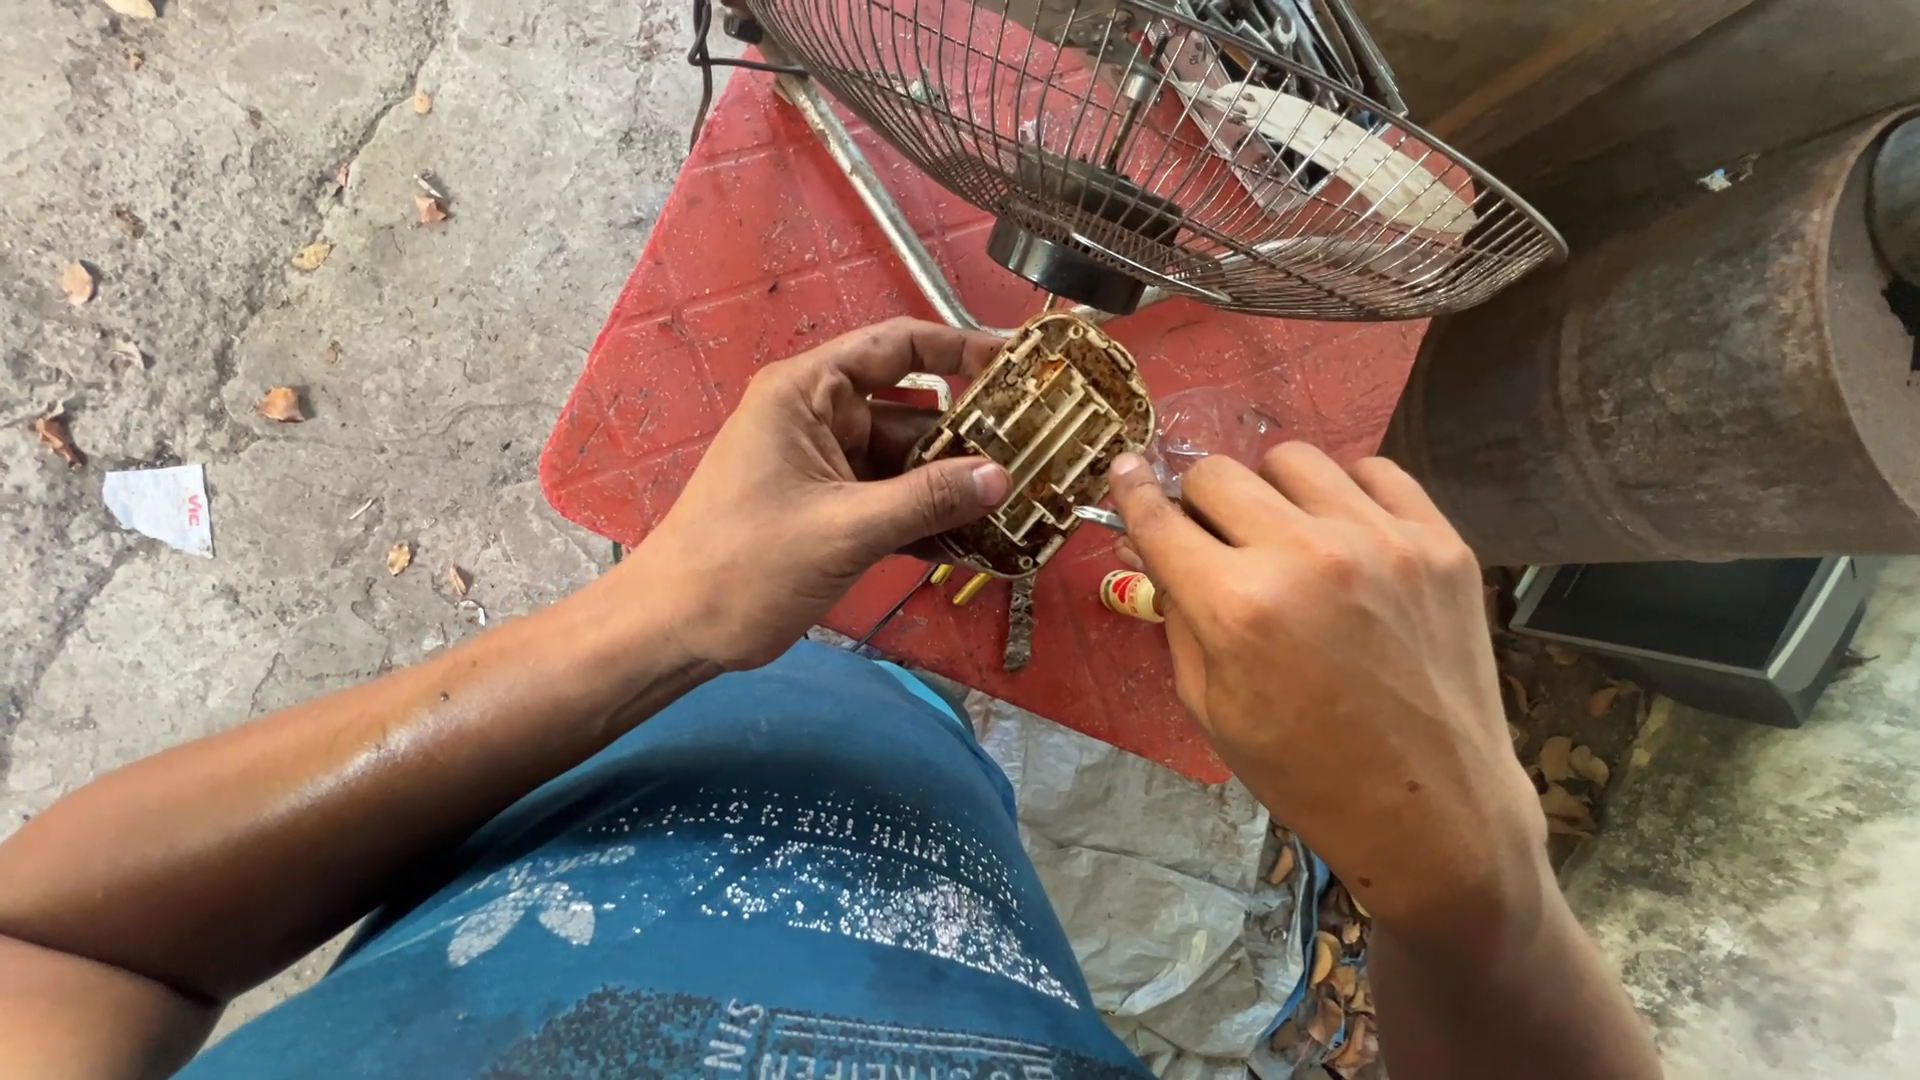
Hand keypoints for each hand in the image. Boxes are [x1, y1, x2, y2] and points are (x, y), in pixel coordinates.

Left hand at [616, 318, 1011, 670]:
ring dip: (953, 487)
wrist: (679, 628)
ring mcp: (829, 468)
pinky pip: (894, 503)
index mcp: (809, 393)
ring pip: (908, 465)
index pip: (896, 347)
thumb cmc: (745, 563)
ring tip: (1017, 505)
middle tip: (1035, 455)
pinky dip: (927, 520)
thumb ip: (926, 500)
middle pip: (913, 412)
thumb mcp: (844, 528)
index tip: (1019, 364)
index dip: (960, 348)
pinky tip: (975, 543)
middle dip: (969, 437)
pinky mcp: (833, 511)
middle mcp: (822, 419)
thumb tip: (1002, 477)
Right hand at [1107, 444, 1544, 929]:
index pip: (1159, 519)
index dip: (1130, 492)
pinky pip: (1373, 470)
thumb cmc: (1300, 770)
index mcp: (1236, 606)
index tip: (1123, 471)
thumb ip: (1175, 612)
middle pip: (1217, 473)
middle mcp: (1303, 555)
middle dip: (1197, 503)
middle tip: (1212, 540)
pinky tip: (1342, 535)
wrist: (1431, 811)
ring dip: (1267, 491)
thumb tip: (1146, 546)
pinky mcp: (1440, 542)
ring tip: (1282, 536)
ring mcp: (1380, 541)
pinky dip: (1342, 493)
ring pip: (1291, 459)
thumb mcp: (1208, 701)